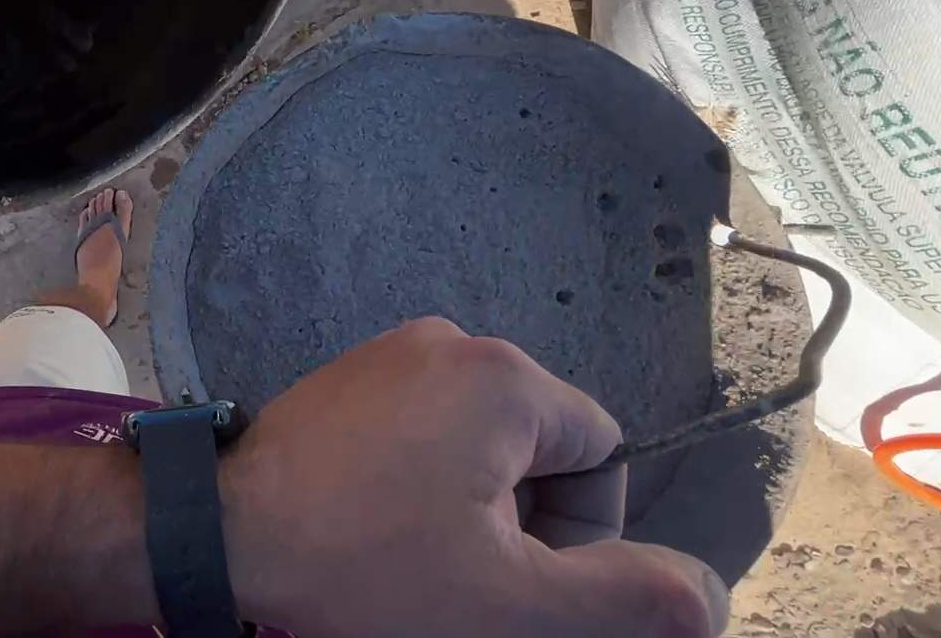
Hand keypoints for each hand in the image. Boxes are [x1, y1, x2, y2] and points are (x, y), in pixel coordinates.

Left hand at [219, 317, 728, 636]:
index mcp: (500, 376)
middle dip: (525, 511)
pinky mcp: (350, 371)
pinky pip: (422, 419)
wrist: (232, 526)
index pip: (600, 447)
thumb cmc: (373, 561)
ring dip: (472, 495)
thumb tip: (707, 587)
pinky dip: (423, 469)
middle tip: (464, 564)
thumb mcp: (517, 600)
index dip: (584, 524)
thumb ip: (631, 596)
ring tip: (416, 541)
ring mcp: (389, 349)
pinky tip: (379, 511)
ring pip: (477, 433)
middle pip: (537, 436)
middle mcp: (446, 341)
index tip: (521, 569)